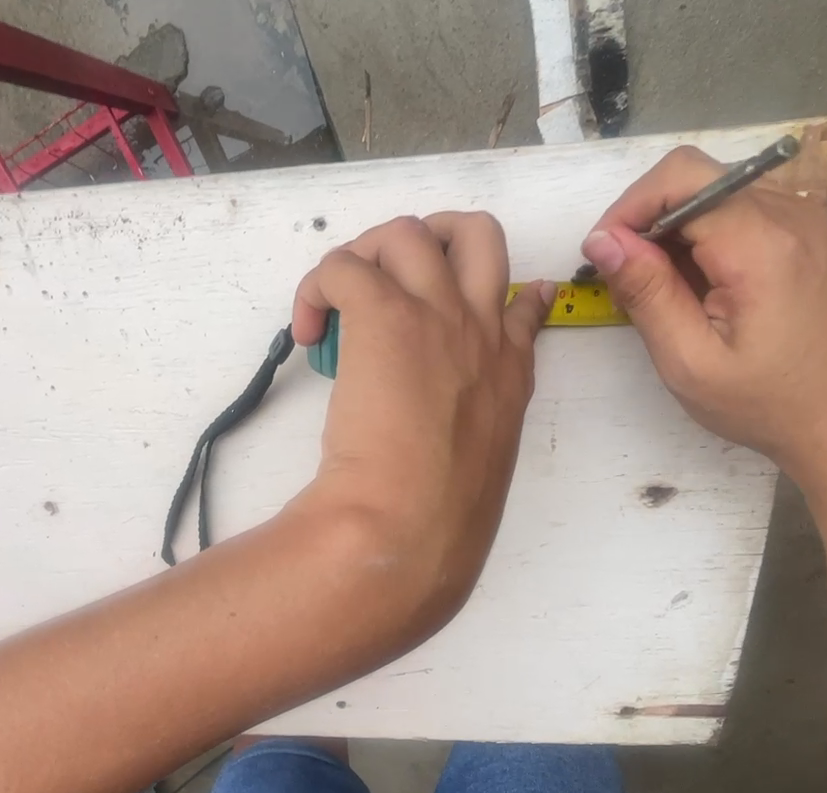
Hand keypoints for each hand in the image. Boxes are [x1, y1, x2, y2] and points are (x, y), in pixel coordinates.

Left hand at [288, 213, 552, 636]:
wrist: (406, 526)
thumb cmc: (436, 522)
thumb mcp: (476, 481)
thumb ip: (471, 454)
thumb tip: (466, 464)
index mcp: (508, 375)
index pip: (520, 304)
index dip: (500, 288)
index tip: (482, 296)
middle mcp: (479, 331)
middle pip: (475, 233)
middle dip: (430, 237)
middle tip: (387, 281)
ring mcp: (436, 316)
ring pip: (405, 233)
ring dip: (364, 257)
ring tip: (337, 306)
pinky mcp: (383, 316)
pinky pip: (343, 265)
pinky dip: (316, 286)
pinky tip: (306, 331)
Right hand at [580, 147, 826, 492]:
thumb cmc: (767, 404)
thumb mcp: (689, 361)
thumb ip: (646, 292)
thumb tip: (601, 240)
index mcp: (762, 243)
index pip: (680, 179)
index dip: (627, 208)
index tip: (602, 256)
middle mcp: (792, 213)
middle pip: (697, 177)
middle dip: (645, 219)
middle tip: (624, 281)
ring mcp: (807, 219)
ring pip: (716, 192)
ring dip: (672, 231)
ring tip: (659, 292)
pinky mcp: (809, 234)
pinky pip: (740, 212)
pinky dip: (702, 238)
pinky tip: (695, 289)